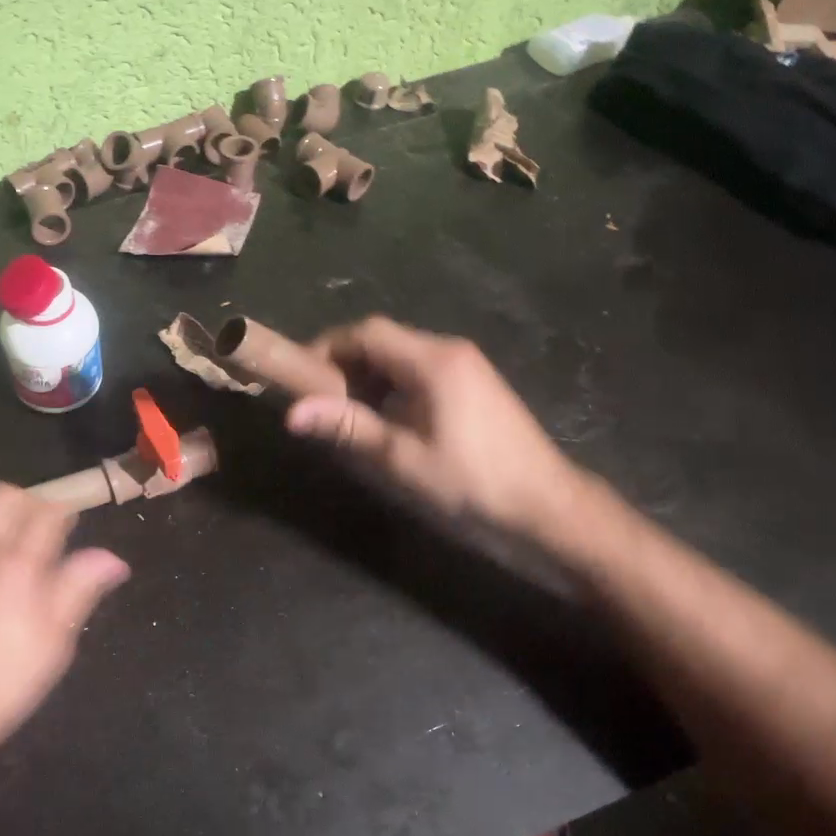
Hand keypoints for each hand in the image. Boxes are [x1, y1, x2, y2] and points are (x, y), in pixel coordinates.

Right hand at [285, 316, 582, 532]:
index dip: (326, 347)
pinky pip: (416, 369)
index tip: (297, 376)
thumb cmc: (471, 480)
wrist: (544, 503)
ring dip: (364, 375)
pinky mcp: (471, 382)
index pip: (367, 332)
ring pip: (398, 354)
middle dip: (342, 362)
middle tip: (313, 398)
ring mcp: (464, 364)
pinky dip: (388, 384)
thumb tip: (292, 413)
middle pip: (382, 338)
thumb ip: (348, 427)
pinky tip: (379, 417)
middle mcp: (449, 350)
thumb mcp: (402, 457)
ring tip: (339, 411)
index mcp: (433, 361)